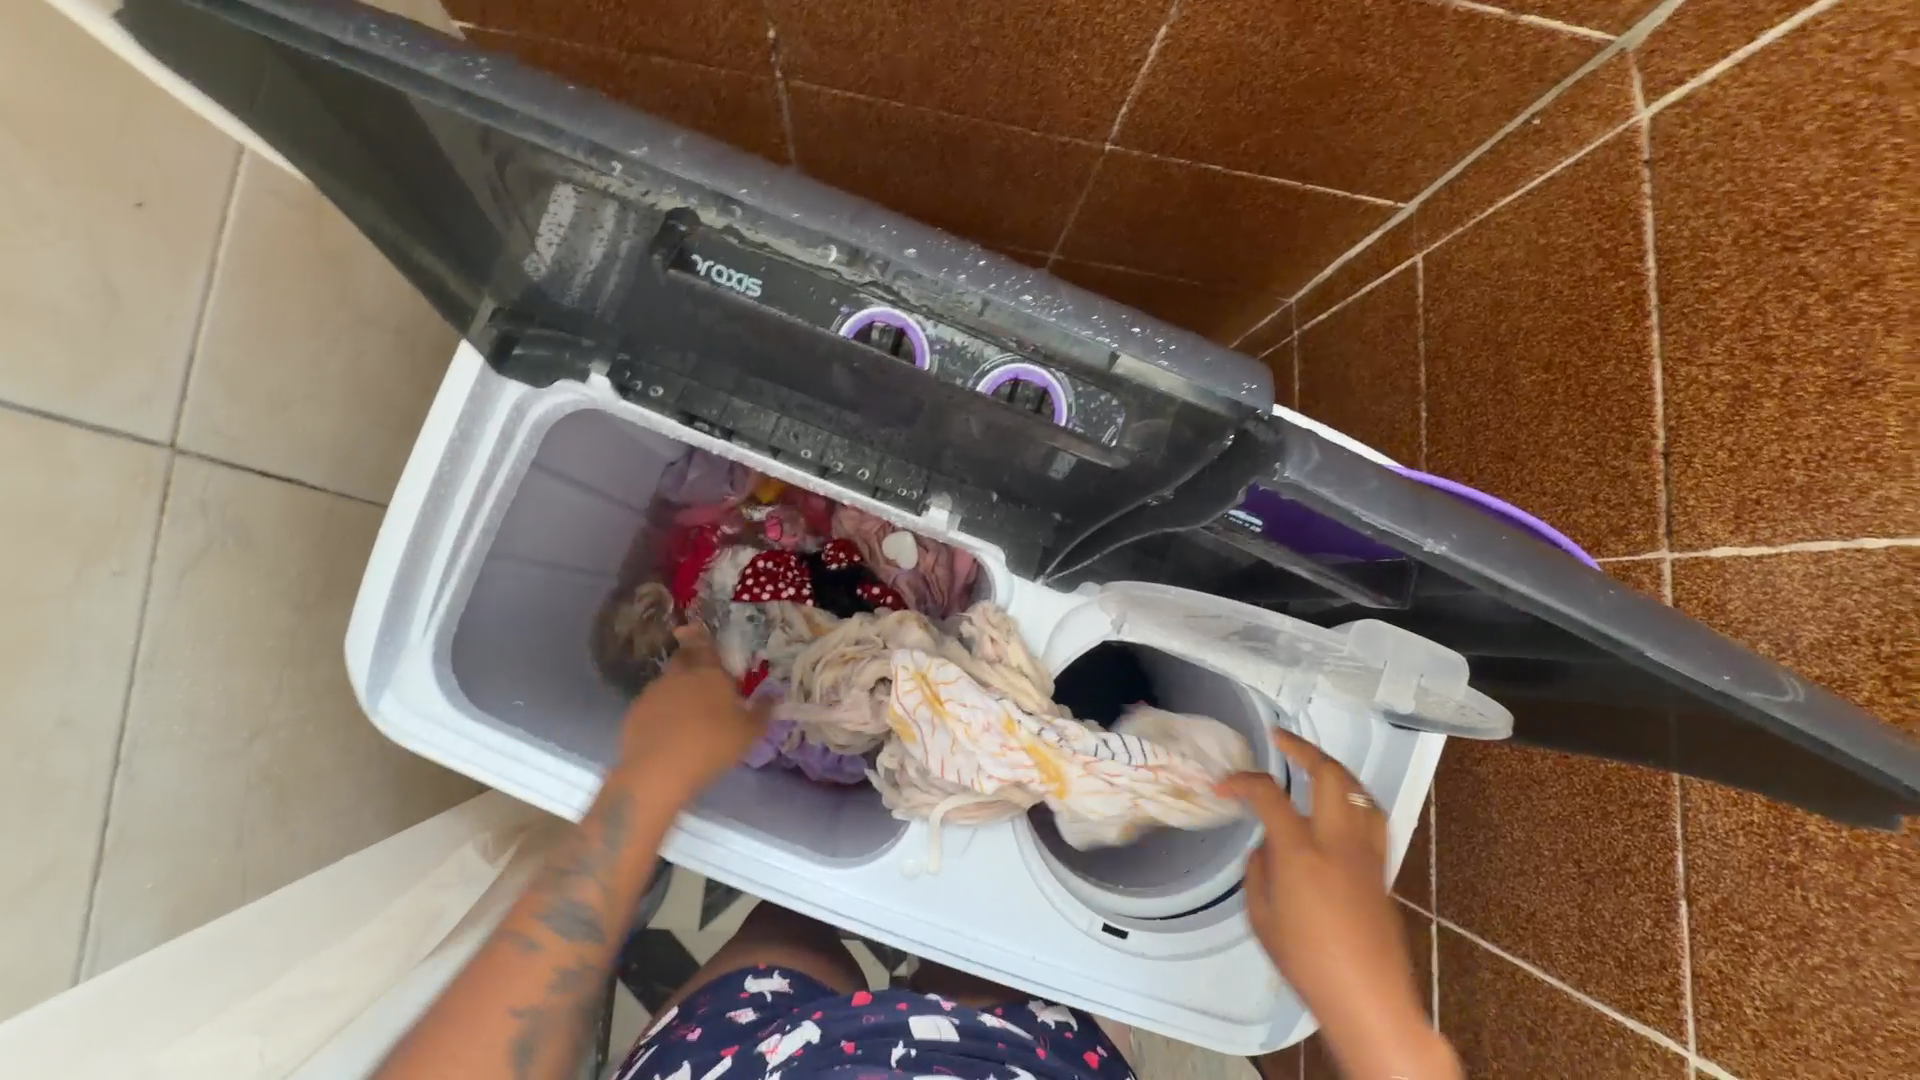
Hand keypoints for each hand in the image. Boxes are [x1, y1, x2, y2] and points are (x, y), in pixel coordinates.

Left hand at [616, 626, 770, 799]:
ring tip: (686, 713)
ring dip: (676, 690)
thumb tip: (773, 695)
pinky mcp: (635, 712)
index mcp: (710, 673)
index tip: (693, 628)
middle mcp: (680, 675)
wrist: (659, 771)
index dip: (699, 635)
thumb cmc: (713, 745)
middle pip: (682, 659)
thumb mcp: (750, 732)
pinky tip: (667, 732)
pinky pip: (652, 704)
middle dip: (690, 662)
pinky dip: (660, 711)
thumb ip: (763, 711)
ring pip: (667, 682)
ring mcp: (654, 692)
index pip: (705, 645)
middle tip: (701, 678)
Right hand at [1219, 729, 1458, 1078]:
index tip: (1223, 786)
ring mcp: (1367, 854)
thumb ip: (1259, 872)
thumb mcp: (1261, 918)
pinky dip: (1353, 798)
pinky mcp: (1383, 870)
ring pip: (1360, 791)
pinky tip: (1340, 806)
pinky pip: (1372, 817)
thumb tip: (1266, 848)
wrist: (1370, 1001)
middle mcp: (1339, 842)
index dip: (1242, 781)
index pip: (1269, 794)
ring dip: (1334, 769)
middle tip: (1279, 739)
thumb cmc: (1307, 963)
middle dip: (1302, 748)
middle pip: (1329, 774)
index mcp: (1301, 852)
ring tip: (1314, 764)